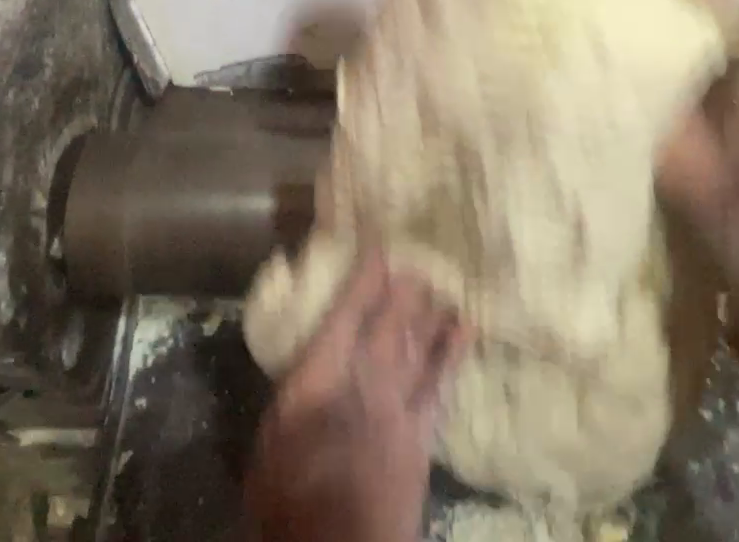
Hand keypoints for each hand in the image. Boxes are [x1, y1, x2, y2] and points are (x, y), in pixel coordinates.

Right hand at [247, 249, 468, 541]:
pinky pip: (443, 383)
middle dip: (405, 287)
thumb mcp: (272, 434)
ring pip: (419, 343)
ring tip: (442, 282)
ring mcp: (399, 404)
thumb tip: (308, 364)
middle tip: (419, 257)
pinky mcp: (422, 432)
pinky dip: (455, 354)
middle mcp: (366, 378)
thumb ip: (295, 390)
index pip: (348, 311)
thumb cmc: (288, 492)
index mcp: (321, 374)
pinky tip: (466, 329)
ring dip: (430, 311)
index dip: (366, 275)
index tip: (379, 245)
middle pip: (391, 320)